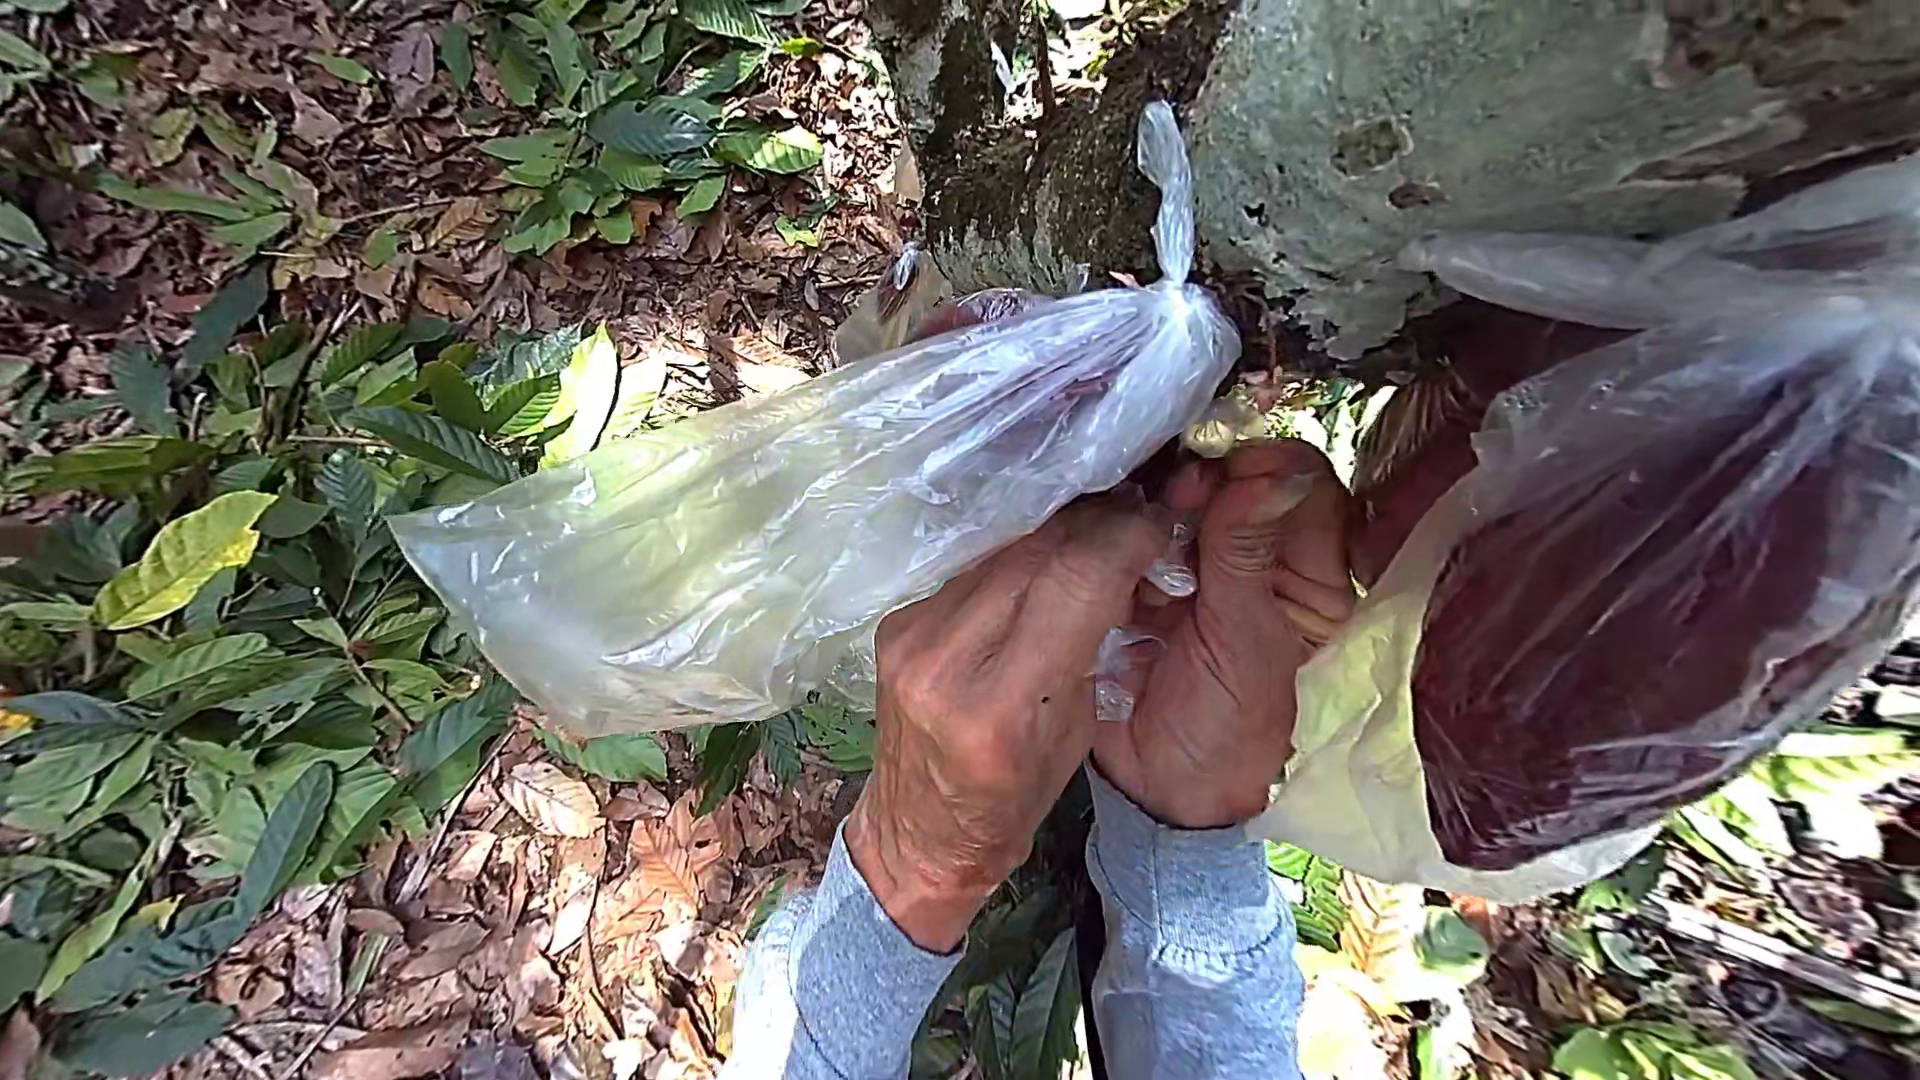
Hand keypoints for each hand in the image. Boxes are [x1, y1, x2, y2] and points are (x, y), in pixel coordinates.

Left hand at [847, 498, 1168, 950]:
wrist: (920, 828)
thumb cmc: (1013, 799)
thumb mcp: (1077, 730)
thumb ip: (1089, 640)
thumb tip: (1114, 558)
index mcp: (1003, 708)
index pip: (1076, 584)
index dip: (1124, 539)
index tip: (1153, 521)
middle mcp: (946, 662)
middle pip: (1034, 554)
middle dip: (1092, 526)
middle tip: (1128, 512)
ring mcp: (911, 637)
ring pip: (999, 550)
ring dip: (1053, 533)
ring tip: (1090, 529)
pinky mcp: (894, 622)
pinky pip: (968, 569)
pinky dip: (1012, 555)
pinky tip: (1037, 558)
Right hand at [1093, 441, 1352, 828]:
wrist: (1157, 778)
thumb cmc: (1227, 724)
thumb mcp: (1245, 640)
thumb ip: (1246, 554)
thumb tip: (1274, 472)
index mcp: (1305, 578)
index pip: (1305, 493)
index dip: (1274, 467)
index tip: (1235, 464)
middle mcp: (1250, 560)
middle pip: (1239, 487)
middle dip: (1211, 480)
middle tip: (1181, 487)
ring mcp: (1190, 565)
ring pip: (1183, 504)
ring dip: (1164, 501)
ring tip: (1144, 512)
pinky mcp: (1140, 576)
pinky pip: (1137, 533)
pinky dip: (1127, 525)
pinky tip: (1116, 531)